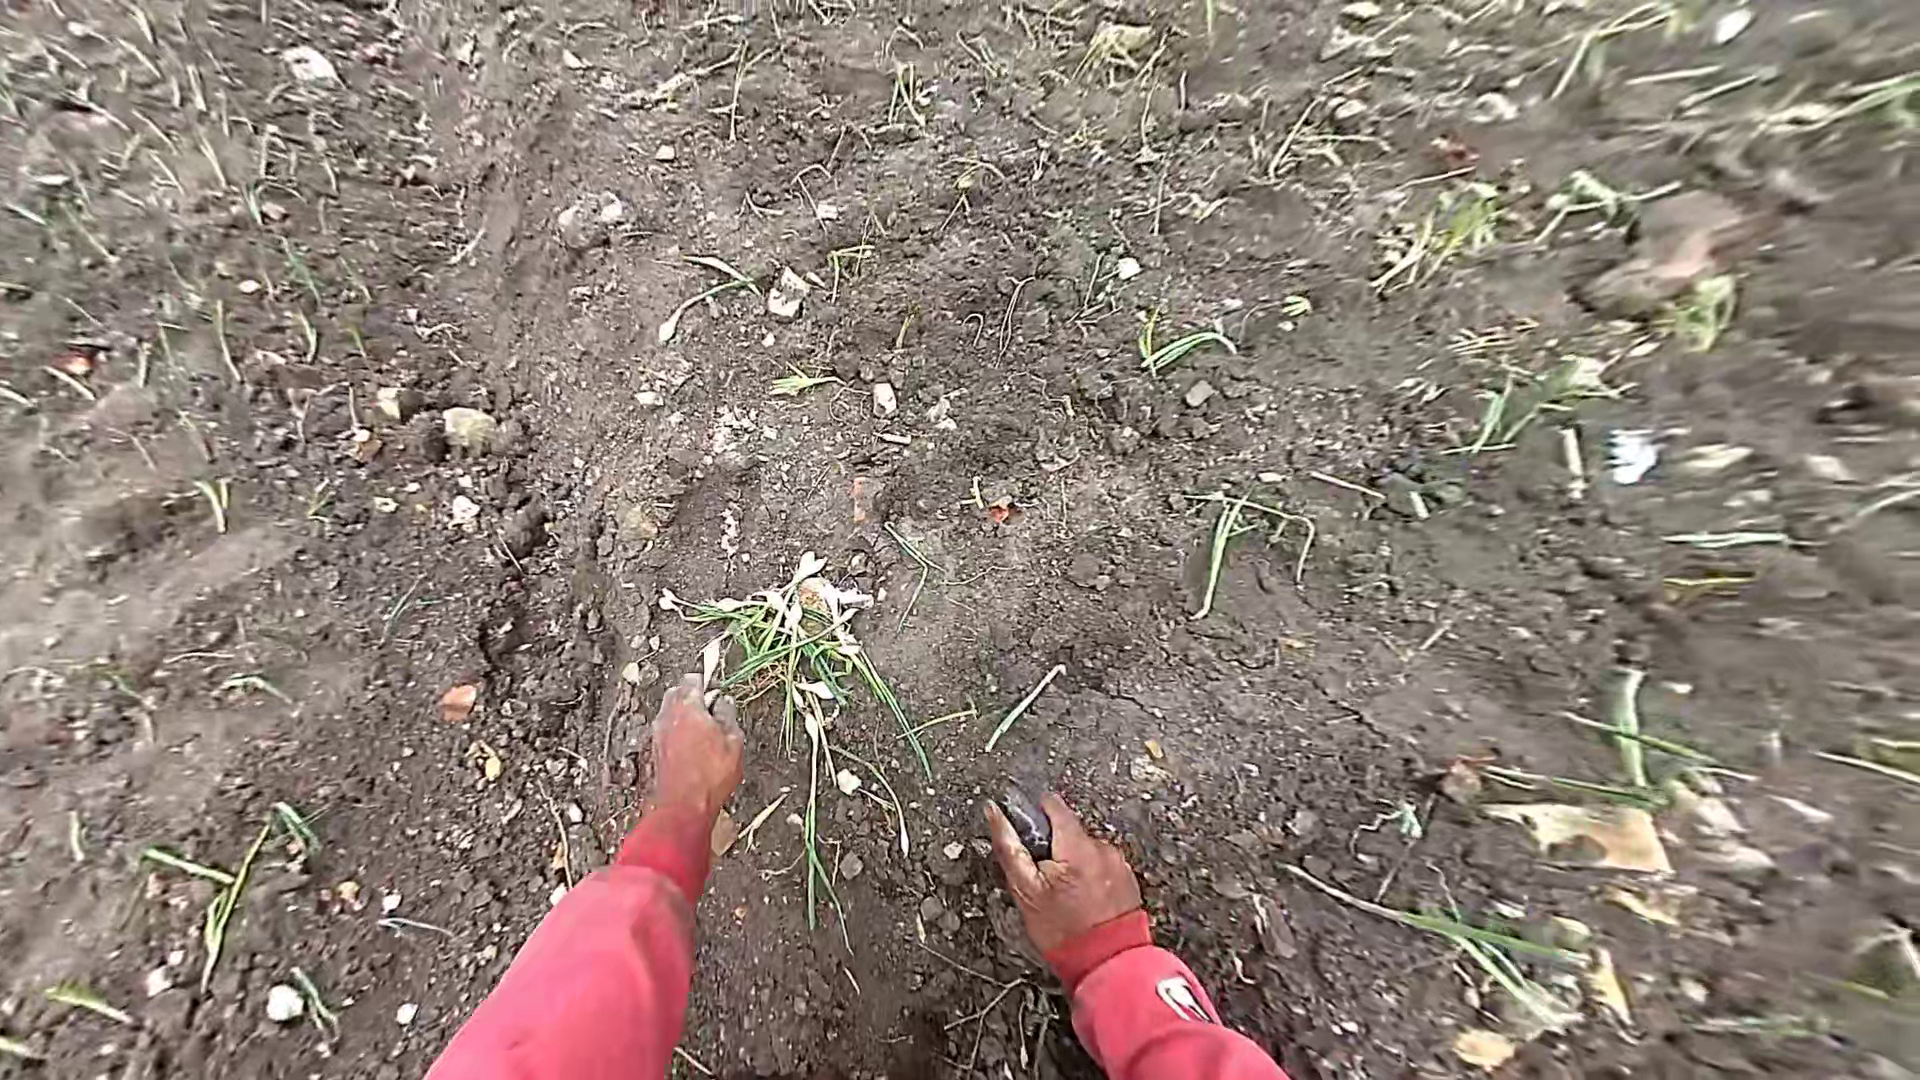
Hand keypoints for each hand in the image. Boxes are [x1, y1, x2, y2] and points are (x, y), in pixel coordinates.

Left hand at [645, 673, 743, 819]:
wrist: (683, 810)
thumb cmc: (711, 774)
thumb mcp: (733, 740)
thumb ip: (727, 714)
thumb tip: (723, 701)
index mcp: (687, 708)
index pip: (692, 680)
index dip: (706, 682)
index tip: (717, 689)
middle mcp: (667, 718)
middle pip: (675, 693)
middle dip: (691, 695)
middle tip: (711, 707)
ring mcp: (657, 735)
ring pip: (669, 712)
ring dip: (683, 714)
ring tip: (704, 729)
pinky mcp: (654, 752)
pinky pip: (666, 730)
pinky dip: (677, 731)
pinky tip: (693, 745)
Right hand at [984, 793, 1142, 954]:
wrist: (1108, 968)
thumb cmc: (1063, 933)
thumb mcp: (1026, 890)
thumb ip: (1009, 846)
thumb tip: (993, 812)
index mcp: (1076, 845)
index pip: (1052, 804)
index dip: (1035, 815)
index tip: (1029, 835)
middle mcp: (1101, 847)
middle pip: (1068, 828)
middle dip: (1054, 845)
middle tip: (1045, 876)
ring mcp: (1117, 863)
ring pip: (1085, 847)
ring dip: (1073, 860)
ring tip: (1066, 893)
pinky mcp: (1127, 878)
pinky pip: (1101, 864)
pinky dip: (1090, 874)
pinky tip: (1083, 898)